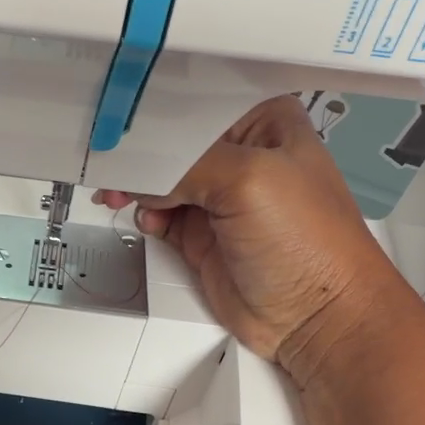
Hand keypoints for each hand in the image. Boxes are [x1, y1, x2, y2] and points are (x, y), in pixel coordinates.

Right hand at [96, 95, 411, 384]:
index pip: (198, 106)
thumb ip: (188, 164)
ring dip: (137, 187)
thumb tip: (138, 165)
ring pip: (162, 182)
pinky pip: (161, 216)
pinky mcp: (202, 237)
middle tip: (112, 164)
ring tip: (118, 194)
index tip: (120, 122)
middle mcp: (242, 158)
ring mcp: (220, 200)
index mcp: (265, 124)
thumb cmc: (310, 245)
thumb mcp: (249, 180)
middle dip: (140, 154)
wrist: (312, 317)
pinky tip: (147, 219)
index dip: (158, 114)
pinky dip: (146, 215)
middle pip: (173, 144)